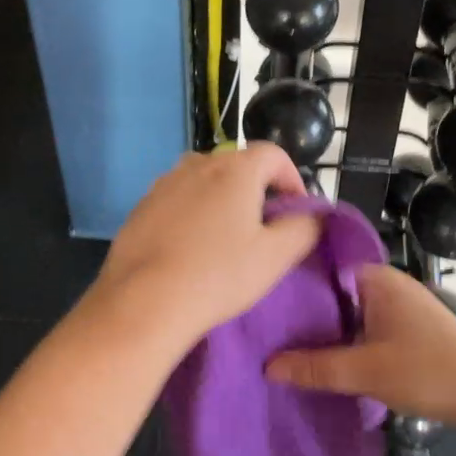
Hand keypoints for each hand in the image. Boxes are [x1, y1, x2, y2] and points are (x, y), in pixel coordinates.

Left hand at [84, 143, 322, 348]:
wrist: (144, 301)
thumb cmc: (219, 274)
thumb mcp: (276, 256)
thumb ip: (304, 227)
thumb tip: (314, 214)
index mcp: (235, 169)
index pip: (274, 154)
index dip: (292, 179)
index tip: (296, 212)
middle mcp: (198, 164)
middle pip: (238, 165)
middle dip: (257, 190)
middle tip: (264, 229)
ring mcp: (164, 183)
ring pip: (205, 181)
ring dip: (222, 201)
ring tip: (227, 240)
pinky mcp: (142, 206)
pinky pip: (178, 200)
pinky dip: (192, 214)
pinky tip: (191, 249)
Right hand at [266, 264, 455, 426]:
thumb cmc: (427, 371)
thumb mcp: (365, 372)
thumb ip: (315, 368)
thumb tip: (267, 366)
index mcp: (376, 278)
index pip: (323, 264)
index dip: (292, 279)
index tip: (261, 295)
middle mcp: (388, 284)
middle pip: (334, 290)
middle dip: (305, 310)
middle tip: (265, 327)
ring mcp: (400, 306)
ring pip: (350, 312)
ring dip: (327, 329)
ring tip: (285, 344)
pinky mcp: (409, 329)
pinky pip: (365, 325)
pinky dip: (346, 339)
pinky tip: (325, 359)